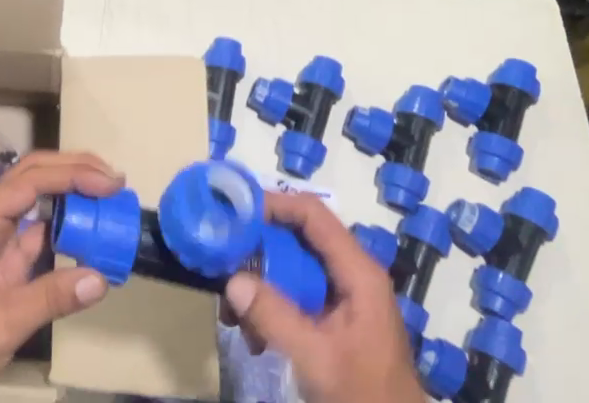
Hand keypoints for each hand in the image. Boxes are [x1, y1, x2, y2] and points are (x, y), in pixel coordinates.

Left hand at [0, 151, 124, 402]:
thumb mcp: (4, 321)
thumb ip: (52, 297)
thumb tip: (101, 278)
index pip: (30, 182)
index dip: (71, 176)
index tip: (108, 183)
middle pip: (32, 177)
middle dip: (73, 170)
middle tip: (114, 179)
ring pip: (37, 200)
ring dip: (72, 194)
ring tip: (108, 196)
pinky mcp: (4, 258)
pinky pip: (39, 232)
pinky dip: (66, 227)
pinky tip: (90, 230)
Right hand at [224, 193, 426, 402]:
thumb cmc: (365, 396)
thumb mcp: (317, 359)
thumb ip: (275, 317)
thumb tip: (232, 280)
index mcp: (358, 272)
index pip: (313, 215)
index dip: (275, 205)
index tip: (234, 213)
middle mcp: (350, 275)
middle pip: (295, 239)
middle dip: (256, 253)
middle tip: (222, 266)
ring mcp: (340, 298)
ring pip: (289, 270)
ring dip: (258, 288)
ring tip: (235, 318)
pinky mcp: (330, 320)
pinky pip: (292, 297)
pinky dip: (268, 311)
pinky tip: (254, 340)